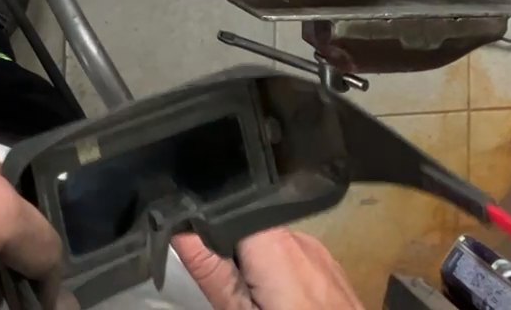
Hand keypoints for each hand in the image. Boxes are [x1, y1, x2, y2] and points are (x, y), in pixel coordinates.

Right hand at [172, 229, 360, 309]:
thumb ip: (210, 270)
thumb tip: (177, 225)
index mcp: (271, 240)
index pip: (225, 210)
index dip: (205, 227)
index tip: (201, 257)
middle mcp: (297, 235)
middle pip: (246, 229)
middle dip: (232, 254)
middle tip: (232, 295)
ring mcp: (319, 253)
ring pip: (270, 246)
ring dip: (257, 268)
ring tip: (259, 304)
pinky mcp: (332, 272)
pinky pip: (295, 261)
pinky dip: (282, 278)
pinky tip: (285, 307)